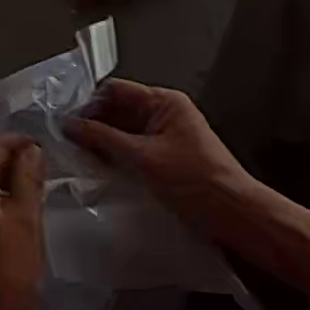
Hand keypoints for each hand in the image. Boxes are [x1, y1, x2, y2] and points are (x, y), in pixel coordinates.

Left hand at [0, 134, 45, 309]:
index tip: (43, 142)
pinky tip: (20, 191)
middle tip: (42, 156)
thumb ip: (27, 179)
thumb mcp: (25, 217)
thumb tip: (32, 150)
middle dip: (10, 151)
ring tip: (36, 172)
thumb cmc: (8, 264)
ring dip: (5, 167)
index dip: (17, 141)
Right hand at [64, 80, 277, 243]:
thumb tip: (68, 124)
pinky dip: (115, 156)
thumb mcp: (141, 156)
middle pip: (115, 109)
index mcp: (163, 101)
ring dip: (103, 143)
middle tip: (71, 143)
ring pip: (121, 130)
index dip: (89, 104)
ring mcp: (165, 136)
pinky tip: (101, 169)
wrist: (241, 219)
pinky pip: (131, 148)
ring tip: (83, 158)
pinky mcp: (166, 157)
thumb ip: (100, 137)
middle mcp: (164, 113)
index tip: (69, 124)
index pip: (112, 90)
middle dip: (93, 125)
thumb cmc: (197, 182)